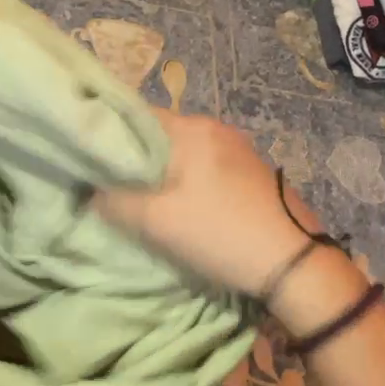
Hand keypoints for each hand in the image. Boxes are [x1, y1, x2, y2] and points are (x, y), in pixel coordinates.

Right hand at [93, 111, 337, 301]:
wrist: (298, 268)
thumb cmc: (220, 233)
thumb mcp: (154, 221)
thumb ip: (112, 201)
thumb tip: (88, 191)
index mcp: (191, 127)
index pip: (132, 117)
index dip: (106, 138)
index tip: (87, 163)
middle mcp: (214, 128)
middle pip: (156, 136)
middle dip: (132, 160)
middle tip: (109, 188)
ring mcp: (237, 150)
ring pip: (180, 154)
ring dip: (159, 174)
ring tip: (139, 202)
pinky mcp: (251, 174)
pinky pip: (202, 168)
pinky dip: (183, 182)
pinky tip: (178, 208)